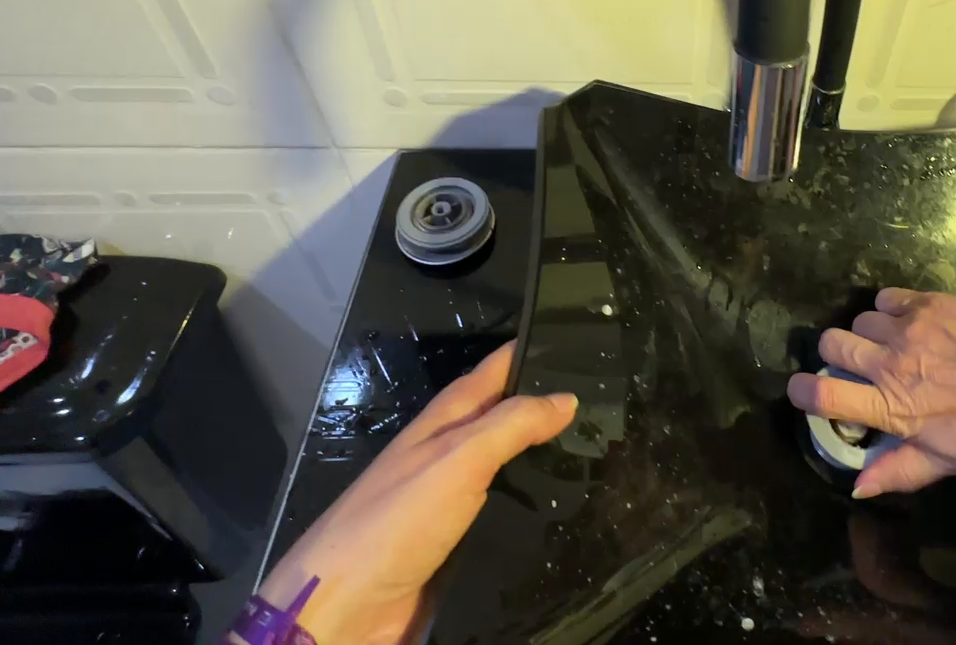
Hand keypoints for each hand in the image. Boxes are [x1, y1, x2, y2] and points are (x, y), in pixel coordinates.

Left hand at [244, 343, 576, 644]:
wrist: (344, 612)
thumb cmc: (399, 518)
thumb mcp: (460, 456)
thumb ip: (514, 423)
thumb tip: (568, 398)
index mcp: (448, 416)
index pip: (500, 368)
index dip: (537, 352)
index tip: (585, 344)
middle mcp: (454, 450)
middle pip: (512, 417)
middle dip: (554, 408)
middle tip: (611, 403)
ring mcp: (458, 498)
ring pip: (515, 466)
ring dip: (551, 459)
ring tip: (603, 454)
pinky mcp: (463, 542)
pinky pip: (510, 513)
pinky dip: (538, 506)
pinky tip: (570, 508)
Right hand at [786, 288, 955, 498]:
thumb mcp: (950, 459)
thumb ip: (899, 470)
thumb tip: (857, 485)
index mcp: (891, 407)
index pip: (824, 396)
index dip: (800, 391)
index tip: (798, 389)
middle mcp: (888, 364)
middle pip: (830, 345)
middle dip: (834, 353)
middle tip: (857, 363)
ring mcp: (905, 327)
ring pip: (859, 320)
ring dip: (869, 333)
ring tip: (894, 343)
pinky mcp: (925, 301)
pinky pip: (886, 298)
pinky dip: (891, 308)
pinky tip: (910, 319)